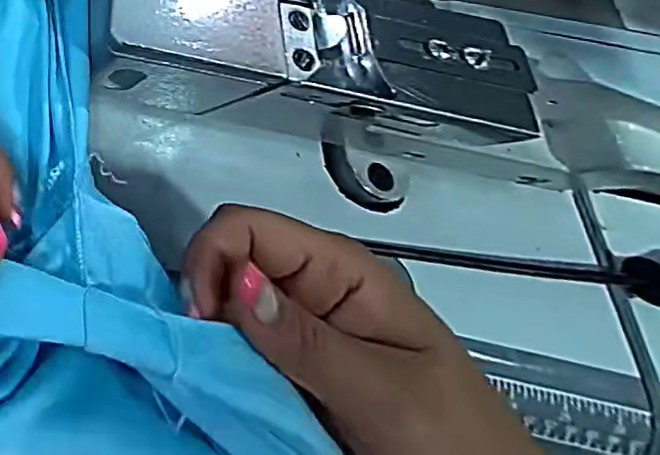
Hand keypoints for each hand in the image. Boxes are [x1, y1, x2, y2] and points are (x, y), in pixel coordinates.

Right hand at [180, 204, 538, 454]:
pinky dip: (224, 352)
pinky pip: (242, 337)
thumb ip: (310, 339)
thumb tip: (237, 281)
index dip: (213, 256)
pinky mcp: (293, 355)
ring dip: (213, 325)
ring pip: (230, 296)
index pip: (247, 225)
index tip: (201, 316)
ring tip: (214, 367)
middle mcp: (311, 280)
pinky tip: (227, 376)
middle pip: (231, 254)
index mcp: (336, 265)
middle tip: (203, 348)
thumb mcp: (387, 392)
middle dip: (207, 291)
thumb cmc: (458, 438)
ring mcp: (300, 318)